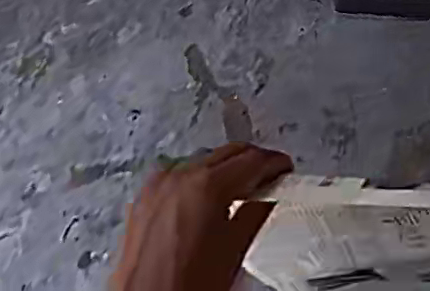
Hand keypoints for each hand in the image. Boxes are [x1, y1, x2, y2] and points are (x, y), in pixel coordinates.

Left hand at [110, 143, 292, 290]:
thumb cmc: (185, 290)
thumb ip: (256, 212)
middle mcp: (181, 178)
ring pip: (206, 159)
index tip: (284, 169)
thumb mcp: (234, 252)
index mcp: (207, 186)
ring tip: (240, 188)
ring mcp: (160, 187)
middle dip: (253, 162)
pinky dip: (197, 177)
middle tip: (269, 177)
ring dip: (226, 167)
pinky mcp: (144, 200)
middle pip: (230, 152)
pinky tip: (206, 194)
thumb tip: (269, 195)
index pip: (253, 159)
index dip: (275, 163)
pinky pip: (179, 173)